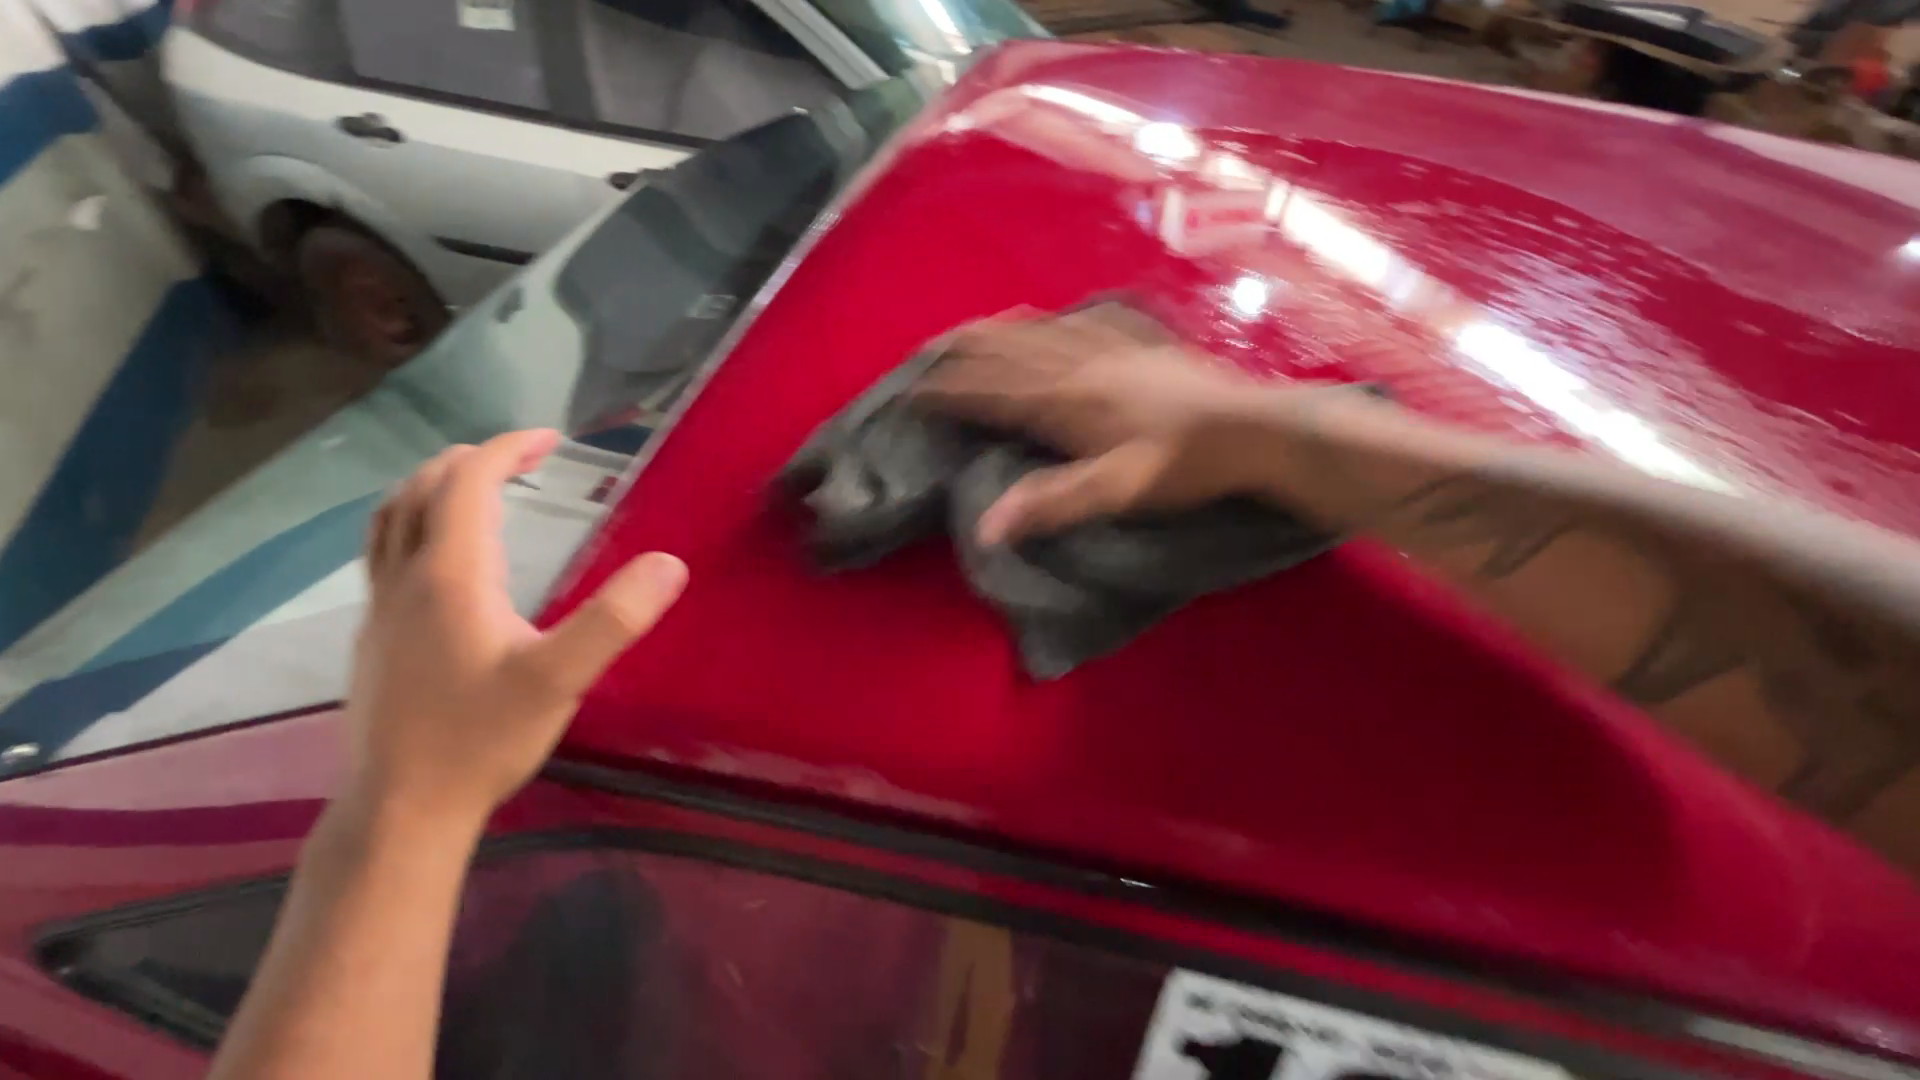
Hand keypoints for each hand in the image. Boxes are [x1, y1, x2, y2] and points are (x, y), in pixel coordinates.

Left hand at [345, 429, 686, 824]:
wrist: (402, 809)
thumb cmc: (482, 739)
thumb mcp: (561, 679)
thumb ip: (615, 620)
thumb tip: (671, 564)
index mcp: (451, 575)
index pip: (468, 482)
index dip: (507, 449)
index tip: (551, 440)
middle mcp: (407, 579)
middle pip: (423, 490)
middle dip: (474, 460)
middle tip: (524, 459)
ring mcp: (381, 609)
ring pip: (391, 519)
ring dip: (434, 487)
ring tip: (474, 488)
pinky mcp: (375, 639)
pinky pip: (386, 553)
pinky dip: (416, 525)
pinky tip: (443, 559)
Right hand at [912, 309, 1272, 543]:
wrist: (1252, 429)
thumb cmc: (1181, 467)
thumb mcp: (1116, 492)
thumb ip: (1051, 504)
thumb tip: (985, 528)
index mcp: (1065, 401)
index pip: (992, 394)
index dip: (950, 394)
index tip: (913, 394)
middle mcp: (1078, 365)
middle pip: (1007, 351)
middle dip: (963, 353)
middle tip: (927, 354)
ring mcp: (1111, 347)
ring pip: (1040, 331)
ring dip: (998, 332)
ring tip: (971, 330)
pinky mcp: (1141, 343)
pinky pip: (1085, 321)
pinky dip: (1055, 321)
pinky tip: (1055, 317)